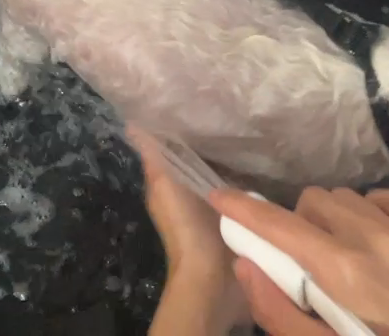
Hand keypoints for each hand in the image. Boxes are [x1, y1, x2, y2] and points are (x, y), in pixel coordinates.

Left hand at [129, 128, 247, 333]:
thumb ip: (151, 157)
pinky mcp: (232, 223)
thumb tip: (131, 125)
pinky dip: (241, 187)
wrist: (211, 277)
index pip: (170, 152)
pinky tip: (257, 172)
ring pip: (218, 179)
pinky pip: (236, 197)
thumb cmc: (184, 226)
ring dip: (229, 167)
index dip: (179, 133)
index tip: (196, 112)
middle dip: (209, 149)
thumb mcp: (163, 185)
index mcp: (166, 186)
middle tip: (229, 125)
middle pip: (196, 165)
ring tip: (247, 141)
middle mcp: (186, 196)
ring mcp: (210, 211)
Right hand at [209, 187, 388, 335]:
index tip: (217, 198)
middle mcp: (378, 240)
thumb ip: (281, 315)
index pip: (280, 224)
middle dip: (295, 226)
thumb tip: (245, 264)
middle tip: (297, 267)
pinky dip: (375, 210)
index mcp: (347, 272)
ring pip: (349, 199)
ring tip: (336, 258)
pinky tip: (373, 238)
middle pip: (312, 202)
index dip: (242, 209)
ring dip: (332, 220)